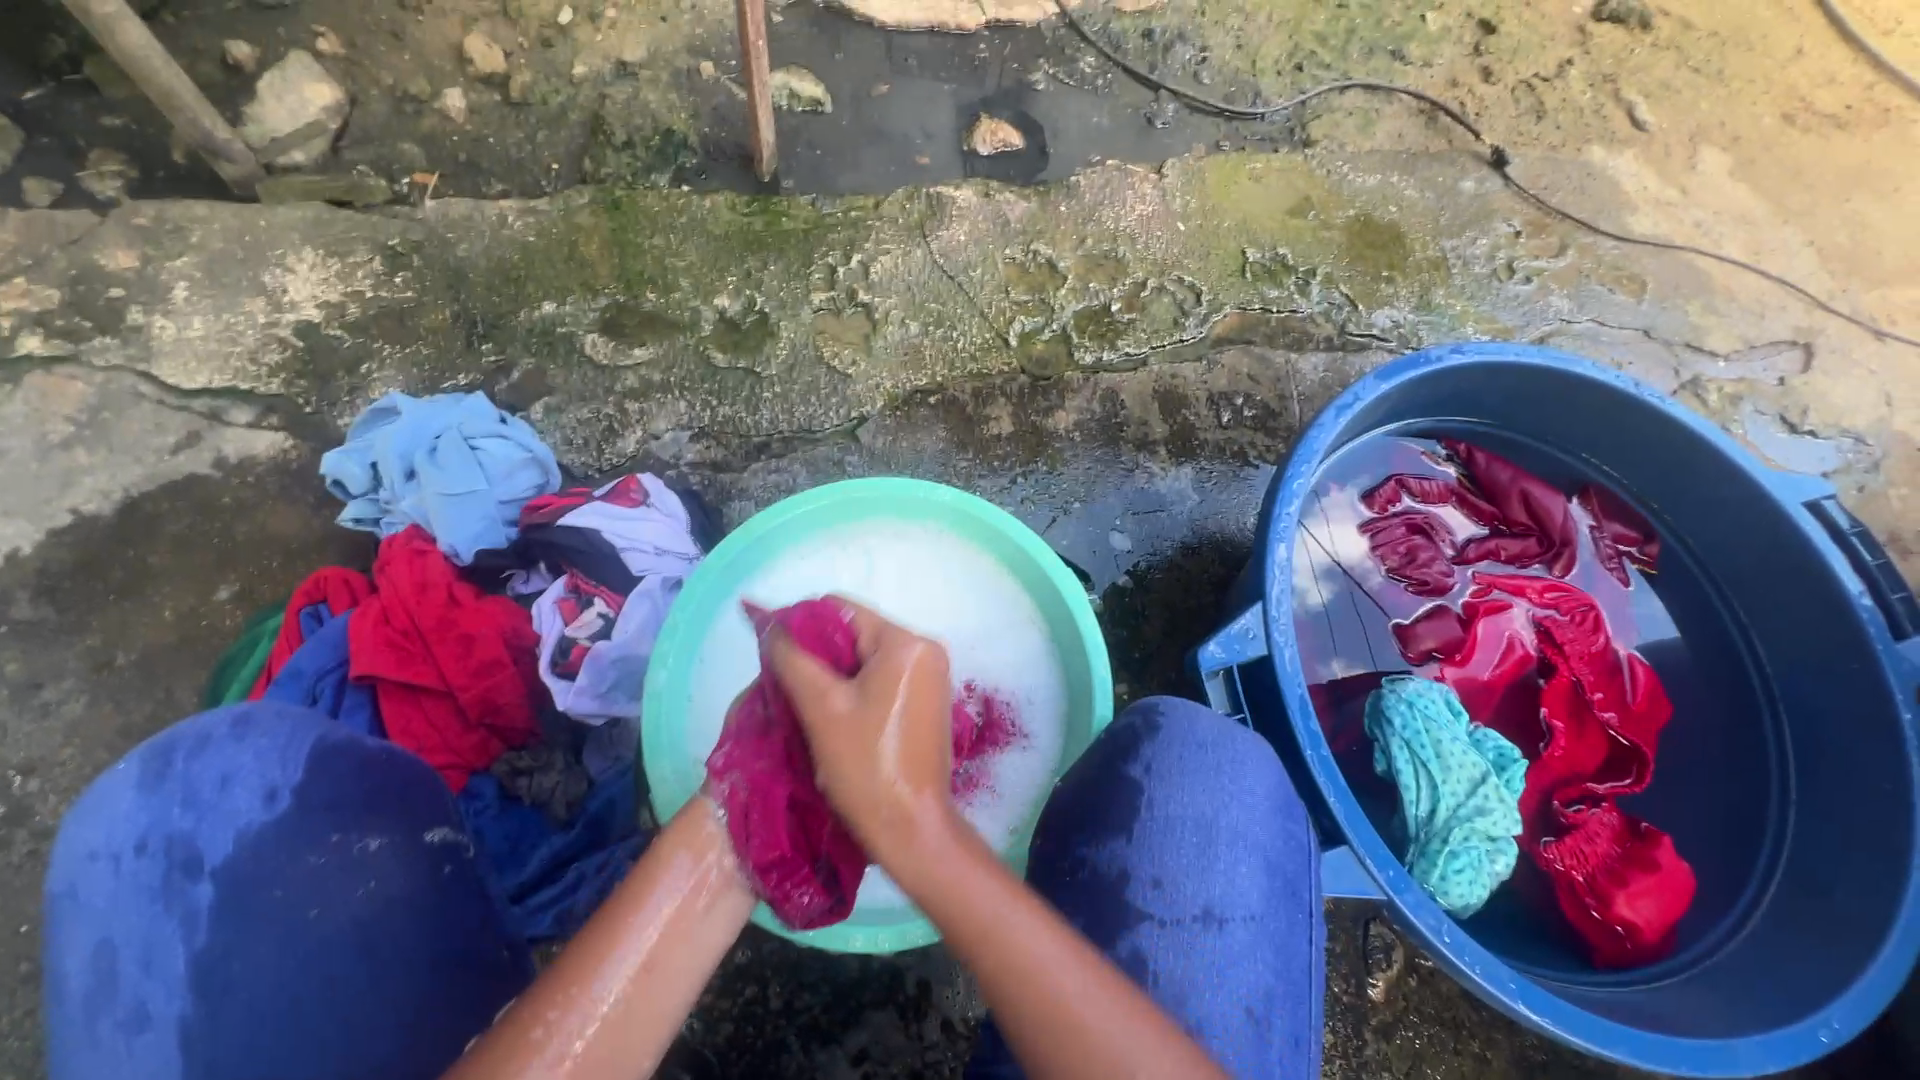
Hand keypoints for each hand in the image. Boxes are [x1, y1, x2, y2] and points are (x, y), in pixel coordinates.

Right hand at [764, 598, 955, 865]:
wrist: (910, 829)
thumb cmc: (865, 766)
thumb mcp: (820, 707)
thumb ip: (791, 657)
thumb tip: (769, 624)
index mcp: (906, 642)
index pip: (841, 610)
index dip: (799, 625)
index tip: (769, 652)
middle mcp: (926, 649)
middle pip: (854, 633)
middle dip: (816, 654)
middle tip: (783, 684)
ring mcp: (930, 676)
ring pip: (865, 658)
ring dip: (831, 674)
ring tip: (804, 703)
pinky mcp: (926, 700)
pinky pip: (880, 679)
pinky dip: (852, 689)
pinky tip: (830, 715)